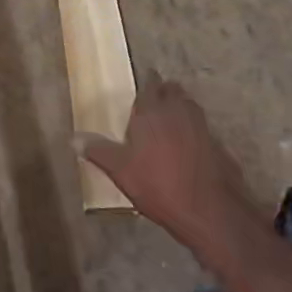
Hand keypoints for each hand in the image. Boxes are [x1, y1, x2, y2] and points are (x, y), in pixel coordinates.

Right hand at [76, 71, 263, 259]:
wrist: (209, 209)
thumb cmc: (159, 185)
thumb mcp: (121, 171)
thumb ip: (98, 151)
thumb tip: (73, 138)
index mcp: (152, 110)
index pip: (149, 84)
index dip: (146, 83)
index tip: (142, 86)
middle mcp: (177, 109)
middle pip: (172, 89)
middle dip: (164, 91)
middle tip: (153, 103)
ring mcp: (201, 124)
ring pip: (189, 104)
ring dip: (180, 107)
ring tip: (169, 122)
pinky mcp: (217, 142)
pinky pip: (202, 126)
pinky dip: (194, 129)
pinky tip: (188, 146)